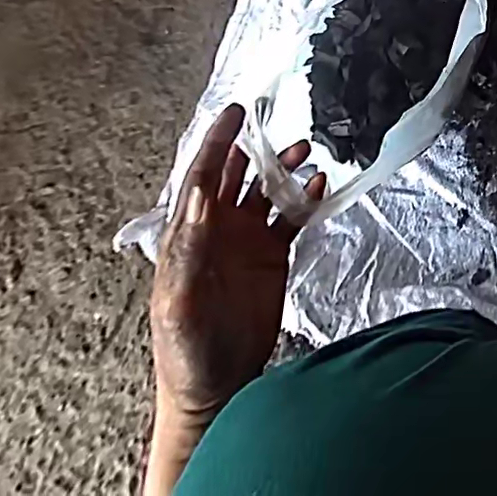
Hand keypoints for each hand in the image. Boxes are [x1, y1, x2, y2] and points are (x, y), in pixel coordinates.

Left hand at [150, 105, 326, 428]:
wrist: (216, 384)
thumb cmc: (186, 346)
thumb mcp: (179, 299)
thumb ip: (190, 247)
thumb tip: (201, 195)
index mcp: (191, 230)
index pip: (203, 174)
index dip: (218, 142)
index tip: (234, 113)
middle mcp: (219, 227)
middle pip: (238, 174)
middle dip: (256, 148)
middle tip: (277, 125)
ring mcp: (247, 239)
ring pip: (267, 190)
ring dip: (284, 170)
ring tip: (304, 154)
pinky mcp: (271, 254)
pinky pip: (290, 217)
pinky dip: (304, 201)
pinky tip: (317, 189)